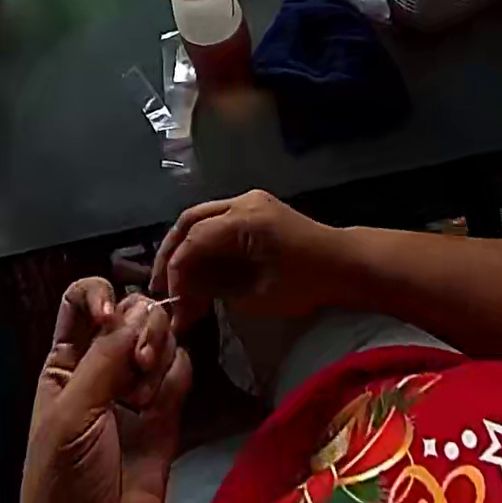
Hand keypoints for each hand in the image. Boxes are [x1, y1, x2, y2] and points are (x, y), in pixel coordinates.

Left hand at [22, 278, 191, 502]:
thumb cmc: (65, 482)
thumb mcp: (72, 417)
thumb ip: (104, 358)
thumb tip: (137, 310)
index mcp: (67, 359)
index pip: (83, 298)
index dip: (99, 294)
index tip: (110, 316)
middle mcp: (103, 361)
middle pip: (133, 309)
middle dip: (142, 329)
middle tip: (140, 366)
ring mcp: (136, 382)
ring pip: (161, 333)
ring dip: (159, 356)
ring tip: (146, 399)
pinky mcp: (167, 404)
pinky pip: (181, 366)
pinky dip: (176, 378)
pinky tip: (163, 407)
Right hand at [151, 190, 346, 329]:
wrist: (342, 263)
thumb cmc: (305, 283)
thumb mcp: (257, 295)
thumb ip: (215, 289)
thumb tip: (182, 299)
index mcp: (245, 219)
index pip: (195, 238)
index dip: (176, 270)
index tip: (171, 301)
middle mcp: (244, 201)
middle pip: (191, 219)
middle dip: (171, 252)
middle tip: (159, 286)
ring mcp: (250, 201)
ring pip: (202, 217)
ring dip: (185, 247)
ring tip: (174, 281)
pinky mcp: (255, 208)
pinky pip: (218, 220)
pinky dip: (203, 243)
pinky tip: (198, 269)